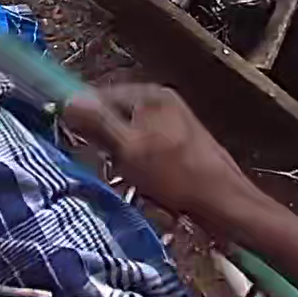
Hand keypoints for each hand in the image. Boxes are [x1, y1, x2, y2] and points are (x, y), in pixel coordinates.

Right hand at [64, 84, 264, 220]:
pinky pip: (151, 143)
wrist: (229, 204)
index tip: (80, 141)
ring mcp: (176, 118)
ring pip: (133, 131)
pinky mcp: (185, 140)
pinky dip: (144, 160)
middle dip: (109, 138)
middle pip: (118, 113)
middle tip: (110, 164)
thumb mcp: (128, 148)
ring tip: (133, 177)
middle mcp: (162, 98)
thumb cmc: (175, 174)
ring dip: (126, 153)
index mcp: (148, 93)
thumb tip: (68, 101)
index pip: (102, 94)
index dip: (87, 116)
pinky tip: (151, 182)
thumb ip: (97, 122)